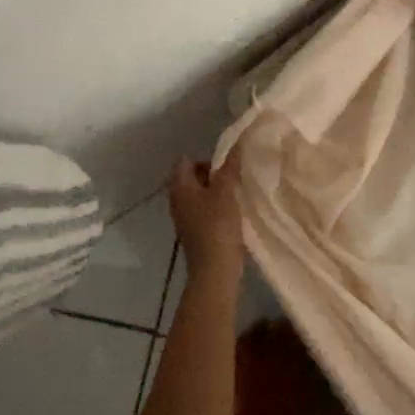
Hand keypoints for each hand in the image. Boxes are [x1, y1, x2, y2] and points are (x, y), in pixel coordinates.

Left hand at [169, 151, 244, 283]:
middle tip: (234, 177)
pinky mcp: (195, 231)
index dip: (206, 158)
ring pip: (200, 195)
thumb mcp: (225, 192)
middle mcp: (177, 200)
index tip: (226, 164)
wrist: (214, 269)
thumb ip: (229, 168)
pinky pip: (204, 210)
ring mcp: (184, 217)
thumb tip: (235, 145)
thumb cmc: (217, 226)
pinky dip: (216, 207)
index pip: (186, 161)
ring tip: (237, 193)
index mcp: (180, 187)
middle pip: (192, 177)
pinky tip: (233, 212)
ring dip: (216, 191)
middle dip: (213, 174)